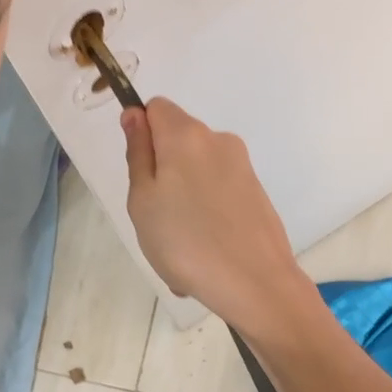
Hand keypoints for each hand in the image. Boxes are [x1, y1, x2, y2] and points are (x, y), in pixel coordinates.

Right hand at [122, 99, 315, 335]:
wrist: (254, 283)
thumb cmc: (185, 243)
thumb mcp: (142, 201)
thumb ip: (138, 154)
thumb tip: (135, 115)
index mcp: (186, 136)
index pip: (156, 108)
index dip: (141, 133)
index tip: (139, 172)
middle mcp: (218, 141)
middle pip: (178, 141)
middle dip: (162, 172)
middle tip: (155, 219)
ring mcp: (242, 167)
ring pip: (197, 173)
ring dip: (183, 201)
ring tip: (179, 247)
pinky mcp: (256, 192)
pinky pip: (217, 196)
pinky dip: (205, 217)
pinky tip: (203, 254)